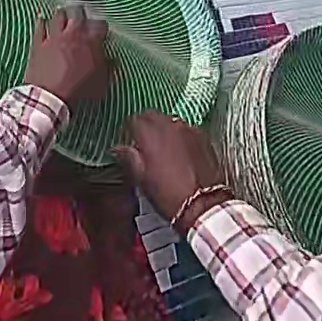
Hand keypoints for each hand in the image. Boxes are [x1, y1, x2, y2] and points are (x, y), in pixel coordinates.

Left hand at [24, 6, 109, 102]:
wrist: (51, 96)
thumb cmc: (79, 90)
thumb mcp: (101, 82)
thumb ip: (108, 67)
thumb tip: (112, 59)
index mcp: (91, 42)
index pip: (100, 25)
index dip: (101, 25)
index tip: (101, 28)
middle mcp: (73, 34)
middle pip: (78, 13)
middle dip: (81, 12)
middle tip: (81, 13)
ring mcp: (54, 37)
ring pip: (58, 16)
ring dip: (62, 14)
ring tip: (64, 13)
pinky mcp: (39, 43)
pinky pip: (40, 27)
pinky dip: (41, 21)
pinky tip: (42, 18)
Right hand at [114, 112, 228, 228]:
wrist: (203, 205)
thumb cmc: (169, 195)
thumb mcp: (141, 179)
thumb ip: (128, 158)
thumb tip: (118, 149)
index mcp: (150, 133)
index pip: (134, 119)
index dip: (129, 130)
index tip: (128, 141)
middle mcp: (169, 125)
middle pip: (152, 115)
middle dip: (145, 126)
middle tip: (143, 144)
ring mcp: (188, 129)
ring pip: (170, 121)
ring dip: (164, 130)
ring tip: (162, 148)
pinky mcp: (203, 137)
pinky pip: (187, 129)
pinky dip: (180, 136)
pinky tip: (180, 152)